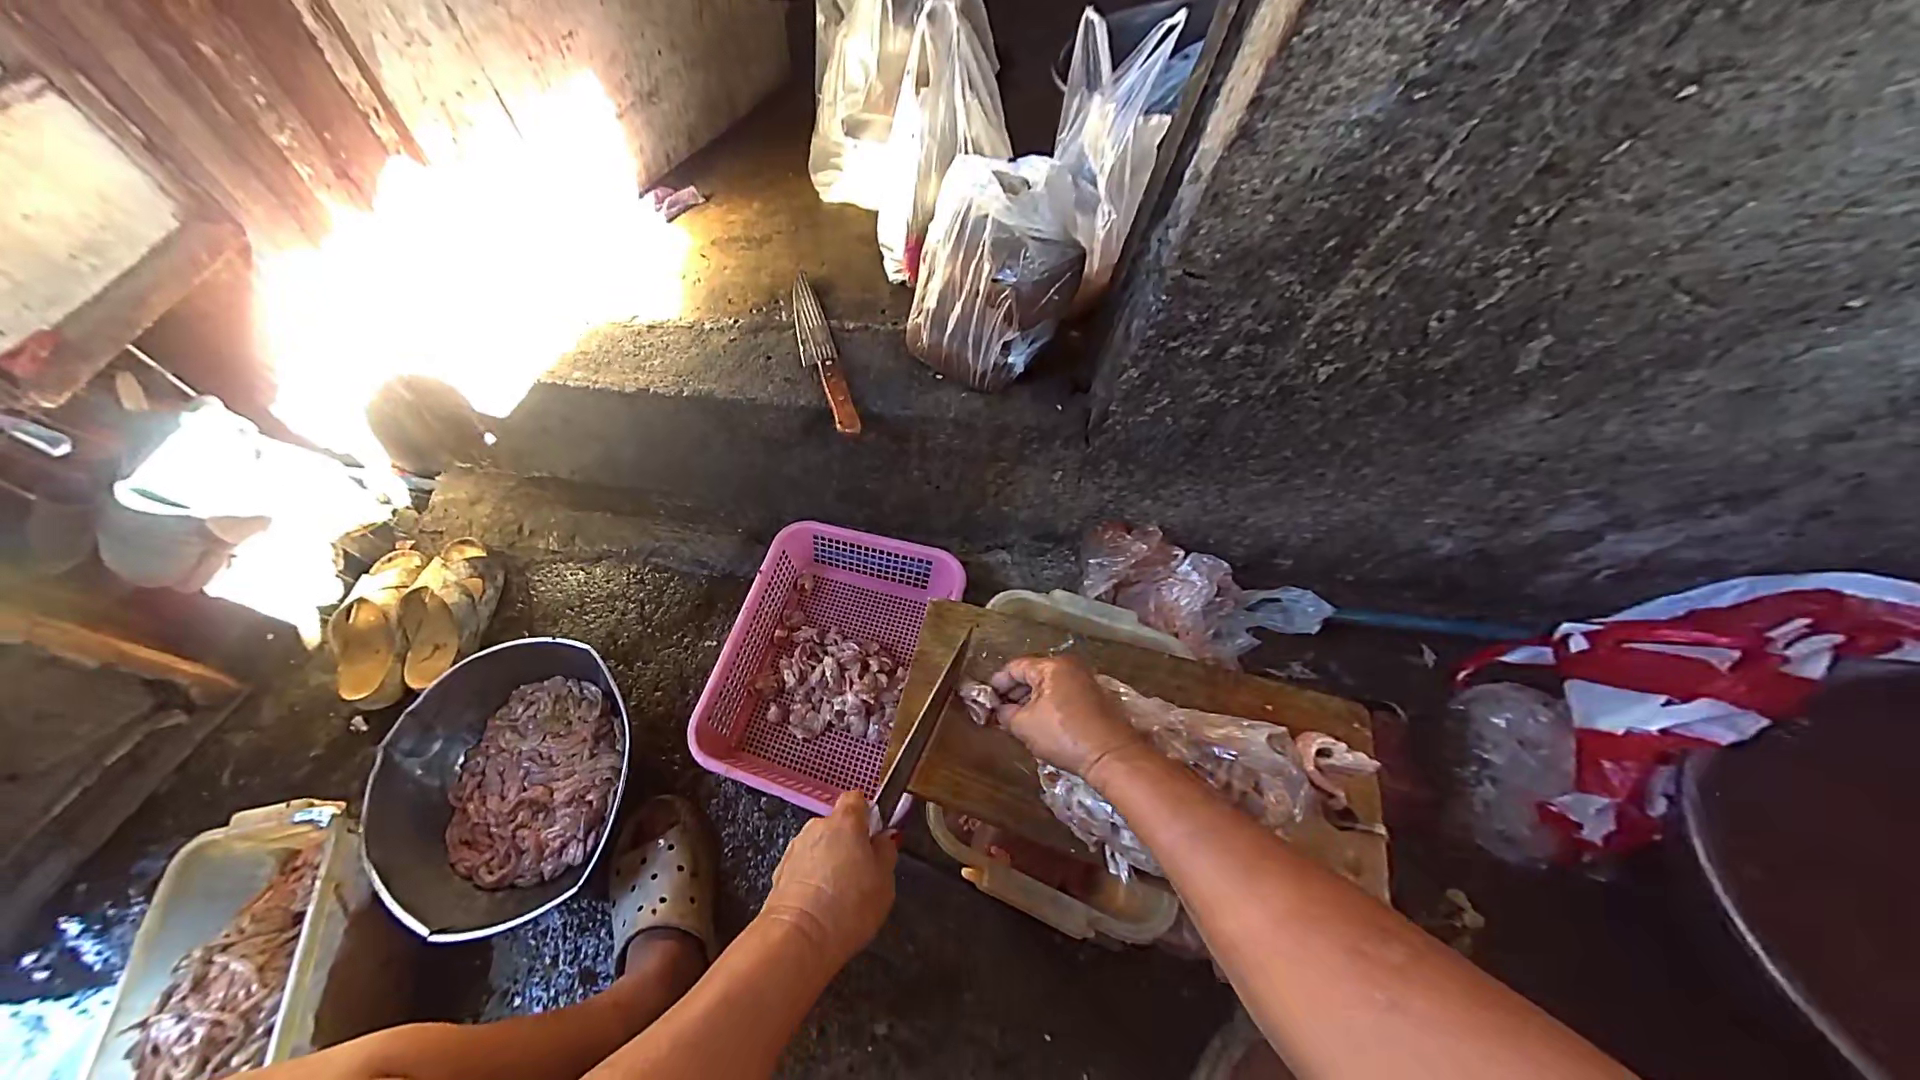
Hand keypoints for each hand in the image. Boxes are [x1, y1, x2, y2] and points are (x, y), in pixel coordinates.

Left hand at [761, 791, 897, 965]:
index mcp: (846, 821)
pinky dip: (813, 882)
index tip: (876, 836)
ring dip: (829, 864)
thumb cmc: (845, 908)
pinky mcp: (780, 874)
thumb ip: (886, 851)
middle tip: (863, 873)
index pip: (857, 799)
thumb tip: (884, 841)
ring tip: (842, 898)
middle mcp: (817, 827)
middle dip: (849, 844)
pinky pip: (804, 870)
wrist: (798, 939)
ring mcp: (796, 850)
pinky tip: (823, 908)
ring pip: (820, 849)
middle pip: (838, 826)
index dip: (868, 815)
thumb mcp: (885, 879)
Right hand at [990, 655, 1144, 783]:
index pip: (1015, 667)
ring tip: (1015, 720)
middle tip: (998, 711)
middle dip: (1013, 693)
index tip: (986, 699)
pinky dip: (1047, 706)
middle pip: (1032, 674)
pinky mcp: (1094, 698)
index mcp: (1052, 666)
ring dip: (1030, 701)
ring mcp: (1084, 681)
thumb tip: (1001, 710)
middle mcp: (1070, 667)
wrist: (1111, 755)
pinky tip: (1038, 723)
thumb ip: (1006, 713)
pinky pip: (1062, 695)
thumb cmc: (1064, 735)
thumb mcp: (1024, 725)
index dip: (997, 683)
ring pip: (1048, 686)